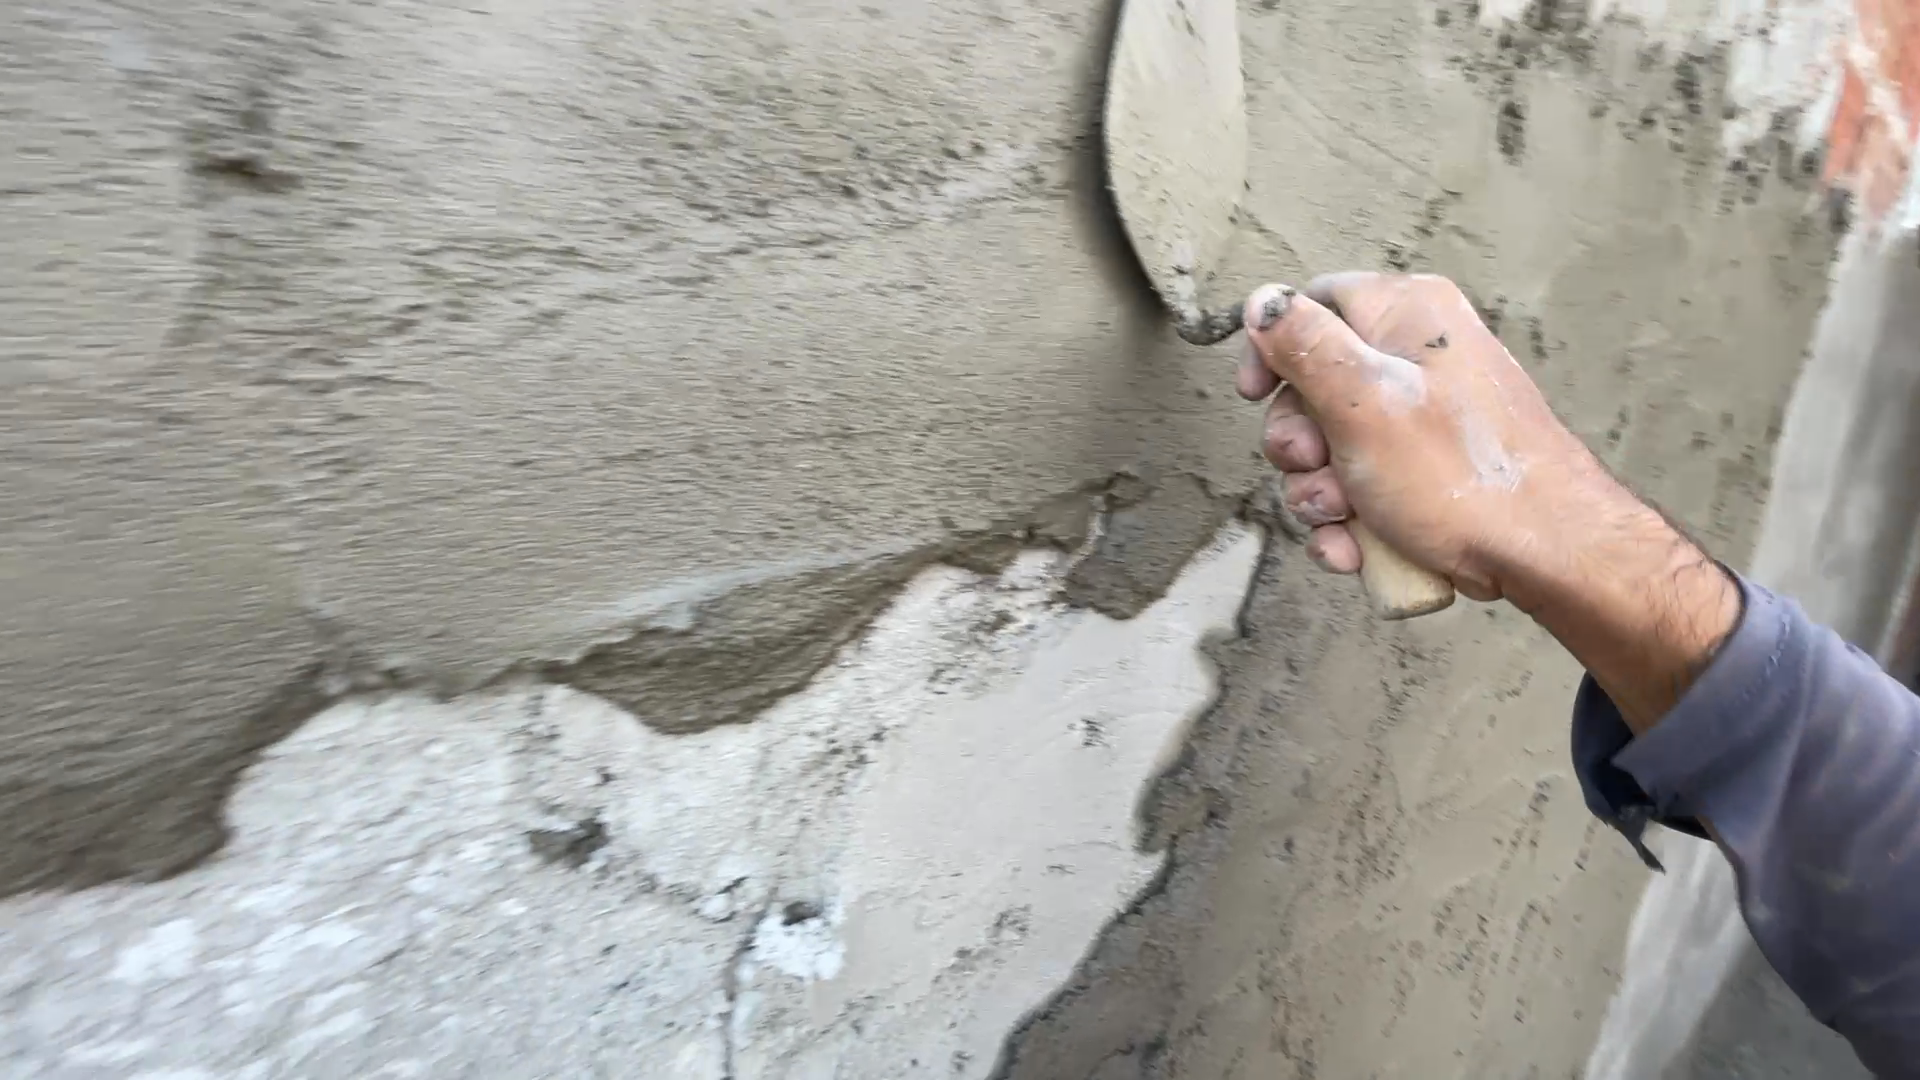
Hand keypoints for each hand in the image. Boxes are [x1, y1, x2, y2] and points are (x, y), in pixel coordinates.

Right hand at [1236, 271, 1738, 729]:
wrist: (1540, 557)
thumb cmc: (1459, 476)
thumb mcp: (1365, 403)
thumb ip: (1306, 346)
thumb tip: (1261, 300)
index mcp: (1407, 316)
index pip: (1311, 304)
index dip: (1273, 349)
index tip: (1256, 395)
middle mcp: (1410, 357)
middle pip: (1305, 388)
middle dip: (1296, 443)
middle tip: (1315, 465)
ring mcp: (1411, 418)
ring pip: (1321, 448)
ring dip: (1315, 491)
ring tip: (1345, 515)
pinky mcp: (1412, 468)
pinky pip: (1350, 485)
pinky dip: (1342, 519)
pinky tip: (1354, 543)